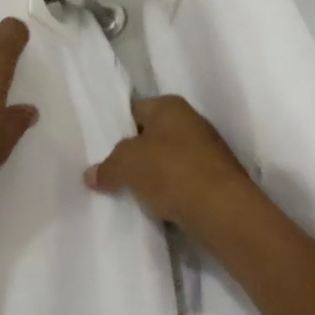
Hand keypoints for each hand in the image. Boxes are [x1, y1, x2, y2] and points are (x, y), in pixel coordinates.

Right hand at [84, 95, 260, 236]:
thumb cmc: (170, 171)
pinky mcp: (216, 178)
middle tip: (112, 174)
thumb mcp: (126, 164)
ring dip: (152, 175)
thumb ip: (107, 167)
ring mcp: (207, 150)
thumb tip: (92, 175)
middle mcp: (192, 121)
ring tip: (130, 193)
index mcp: (170, 105)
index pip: (135, 110)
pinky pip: (182, 181)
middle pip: (152, 135)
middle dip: (134, 154)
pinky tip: (156, 206)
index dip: (116, 128)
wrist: (222, 209)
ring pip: (168, 160)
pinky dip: (170, 191)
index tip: (101, 151)